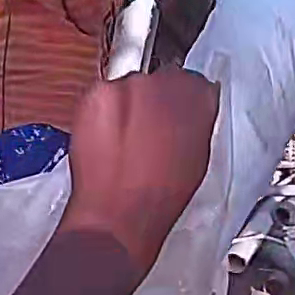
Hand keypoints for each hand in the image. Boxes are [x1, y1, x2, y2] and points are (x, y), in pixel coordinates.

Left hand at [61, 66, 219, 268]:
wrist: (118, 213)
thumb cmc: (160, 196)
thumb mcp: (198, 157)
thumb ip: (197, 123)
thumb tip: (192, 113)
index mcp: (198, 97)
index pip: (194, 82)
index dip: (185, 101)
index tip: (178, 114)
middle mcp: (164, 83)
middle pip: (160, 81)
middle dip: (156, 102)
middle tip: (150, 133)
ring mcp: (128, 86)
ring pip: (130, 87)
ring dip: (129, 106)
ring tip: (126, 141)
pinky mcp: (96, 94)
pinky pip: (103, 96)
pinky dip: (104, 112)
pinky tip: (108, 139)